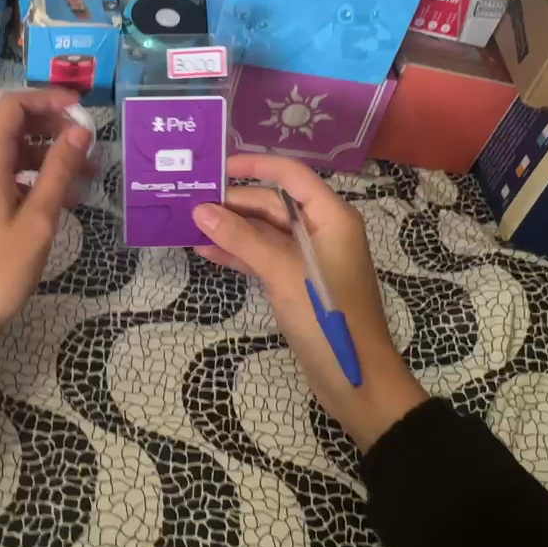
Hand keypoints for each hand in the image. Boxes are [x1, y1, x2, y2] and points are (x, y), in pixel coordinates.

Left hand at [0, 89, 93, 374]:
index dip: (48, 100)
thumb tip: (80, 130)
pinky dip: (29, 181)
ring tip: (84, 182)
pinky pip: (1, 179)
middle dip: (52, 130)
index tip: (83, 110)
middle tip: (90, 147)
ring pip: (9, 156)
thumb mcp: (37, 221)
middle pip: (11, 128)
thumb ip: (58, 170)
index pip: (12, 106)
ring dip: (45, 159)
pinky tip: (56, 203)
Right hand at [191, 155, 428, 449]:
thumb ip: (242, 238)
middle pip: (273, 203)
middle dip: (235, 202)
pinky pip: (264, 256)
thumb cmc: (327, 315)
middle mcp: (321, 230)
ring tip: (191, 225)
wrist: (356, 380)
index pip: (290, 175)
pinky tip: (207, 251)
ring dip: (232, 228)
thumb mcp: (282, 271)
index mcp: (330, 216)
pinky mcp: (297, 282)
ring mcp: (309, 258)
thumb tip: (201, 210)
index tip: (218, 167)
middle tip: (192, 203)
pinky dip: (239, 253)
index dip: (255, 166)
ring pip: (265, 231)